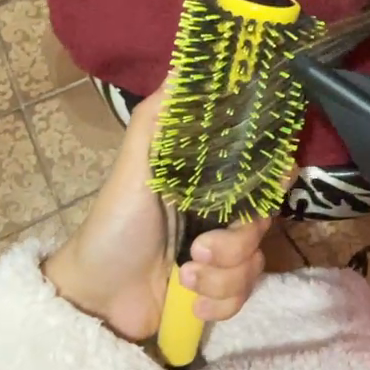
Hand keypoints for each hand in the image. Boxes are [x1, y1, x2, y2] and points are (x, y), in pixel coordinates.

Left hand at [43, 90, 271, 340]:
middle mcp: (223, 215)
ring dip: (221, 276)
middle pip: (263, 222)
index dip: (274, 176)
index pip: (262, 172)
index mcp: (210, 182)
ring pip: (255, 263)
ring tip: (184, 278)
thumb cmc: (115, 223)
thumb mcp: (134, 166)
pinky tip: (190, 303)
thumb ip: (157, 119)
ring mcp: (223, 256)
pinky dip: (218, 303)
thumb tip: (182, 66)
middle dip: (236, 242)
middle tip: (198, 248)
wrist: (95, 295)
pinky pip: (243, 296)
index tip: (272, 181)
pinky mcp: (217, 292)